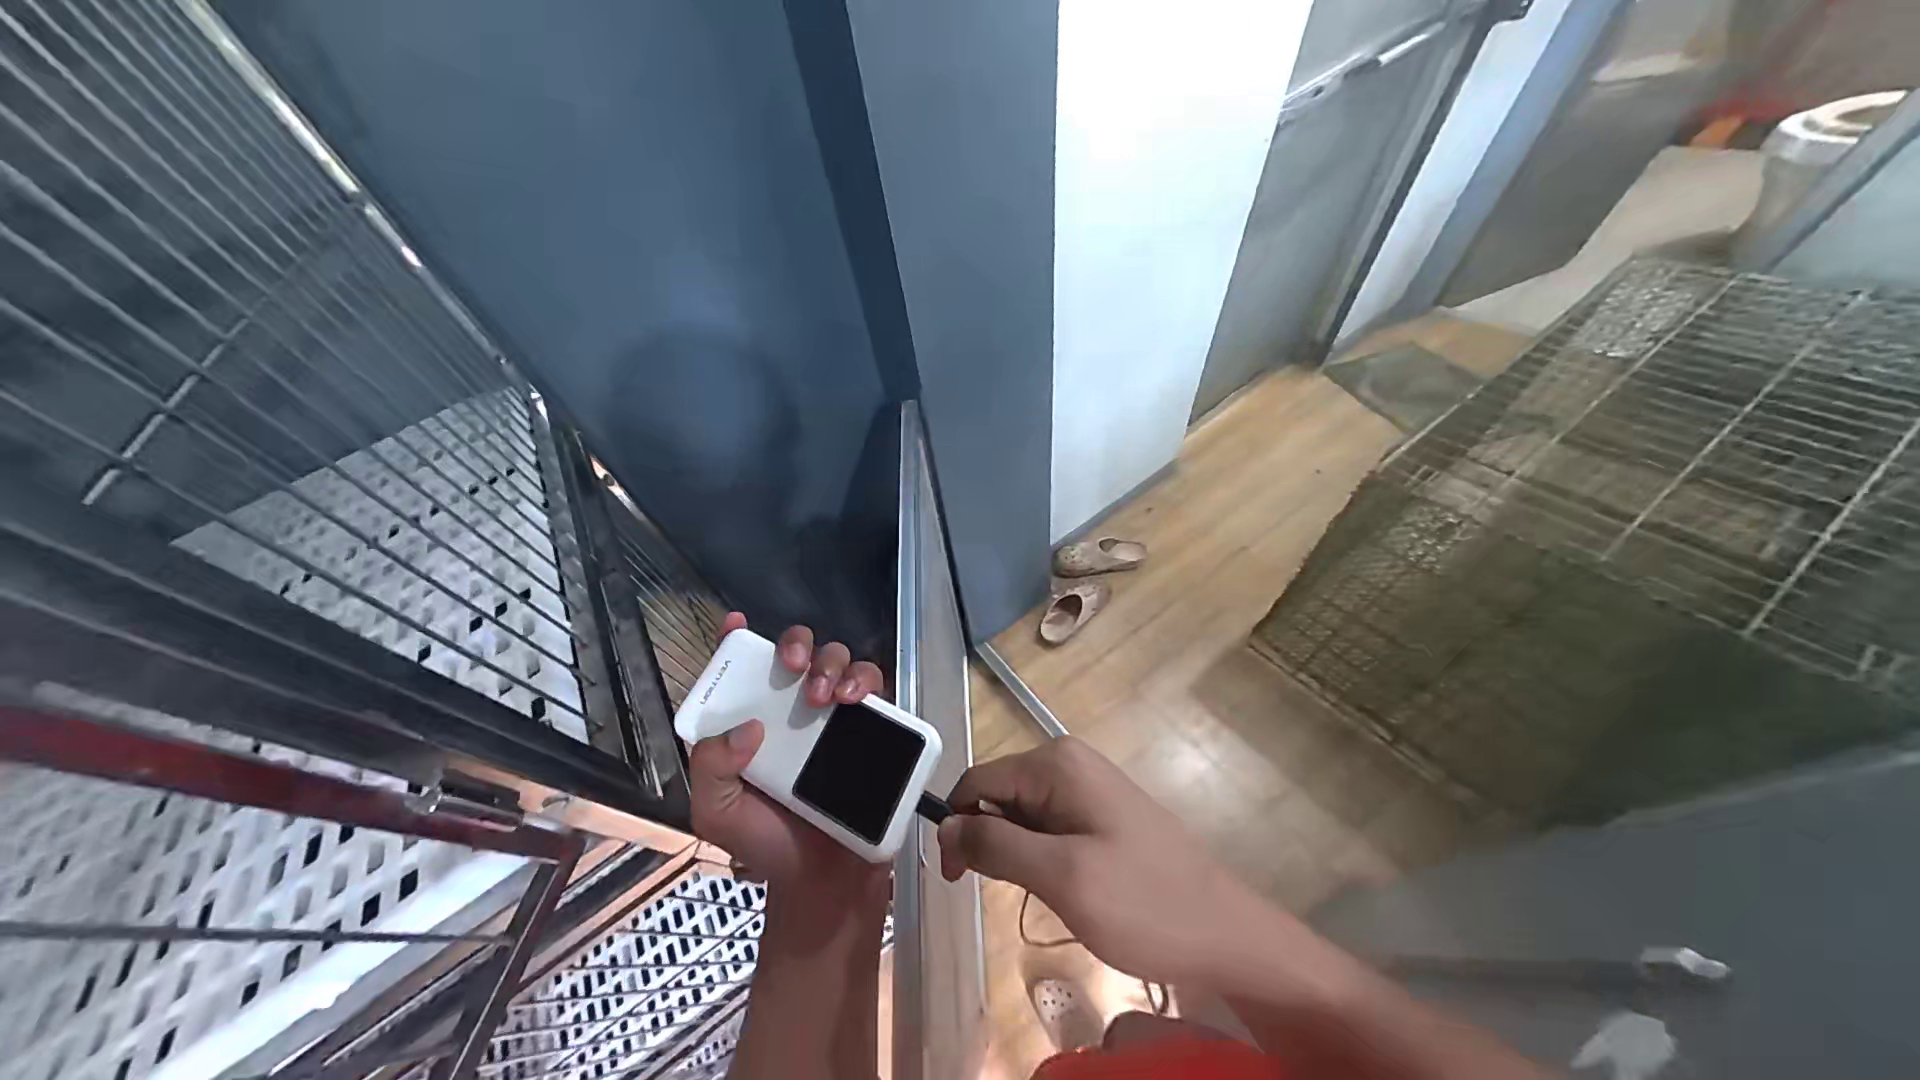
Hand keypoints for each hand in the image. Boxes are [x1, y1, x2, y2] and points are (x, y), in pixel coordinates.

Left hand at [687, 613, 888, 899]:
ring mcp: (833, 715)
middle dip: (797, 646)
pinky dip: (865, 680)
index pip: (742, 669)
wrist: (824, 880)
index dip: (737, 640)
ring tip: (829, 696)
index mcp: (751, 720)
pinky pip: (872, 687)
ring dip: (833, 663)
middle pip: (798, 651)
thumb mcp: (717, 811)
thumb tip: (746, 728)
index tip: (736, 625)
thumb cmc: (766, 843)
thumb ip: (710, 769)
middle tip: (795, 671)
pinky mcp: (870, 726)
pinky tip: (858, 700)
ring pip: (838, 659)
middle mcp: (791, 709)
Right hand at [935, 736, 1287, 988]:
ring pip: (1021, 814)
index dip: (958, 828)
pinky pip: (1047, 824)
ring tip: (1049, 892)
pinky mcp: (1099, 810)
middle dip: (991, 842)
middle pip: (998, 795)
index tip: (959, 881)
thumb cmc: (1144, 904)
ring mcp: (1086, 784)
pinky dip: (1041, 856)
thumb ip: (995, 845)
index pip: (976, 782)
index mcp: (1055, 764)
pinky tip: (1065, 885)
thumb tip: (943, 825)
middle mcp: (1067, 761)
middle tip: (1016, 893)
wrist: (1225, 932)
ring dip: (1017, 854)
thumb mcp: (1061, 876)